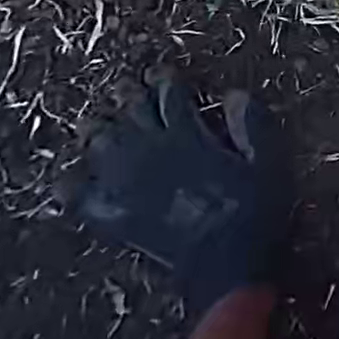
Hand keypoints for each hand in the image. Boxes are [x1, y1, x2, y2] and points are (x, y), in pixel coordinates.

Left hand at [71, 66, 291, 318]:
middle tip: (126, 87)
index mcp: (188, 135)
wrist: (227, 267)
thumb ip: (252, 123)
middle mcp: (153, 152)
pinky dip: (73, 184)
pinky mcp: (117, 217)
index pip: (170, 94)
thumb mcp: (268, 160)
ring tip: (96, 122)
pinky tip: (70, 177)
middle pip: (130, 111)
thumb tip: (233, 94)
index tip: (160, 71)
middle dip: (127, 94)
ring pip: (102, 144)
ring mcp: (130, 185)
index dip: (163, 77)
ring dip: (99, 129)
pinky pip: (82, 197)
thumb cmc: (252, 209)